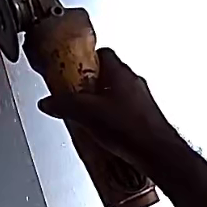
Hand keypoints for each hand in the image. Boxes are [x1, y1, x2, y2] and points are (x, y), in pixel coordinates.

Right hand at [36, 47, 188, 177]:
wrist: (157, 153)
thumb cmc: (131, 128)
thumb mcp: (87, 114)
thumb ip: (64, 105)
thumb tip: (49, 102)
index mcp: (121, 73)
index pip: (103, 54)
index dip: (86, 59)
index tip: (73, 67)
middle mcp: (134, 83)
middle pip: (108, 76)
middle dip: (91, 86)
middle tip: (76, 97)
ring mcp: (142, 101)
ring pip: (117, 95)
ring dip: (102, 104)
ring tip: (88, 118)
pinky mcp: (146, 119)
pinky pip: (125, 113)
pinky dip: (113, 120)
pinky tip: (104, 134)